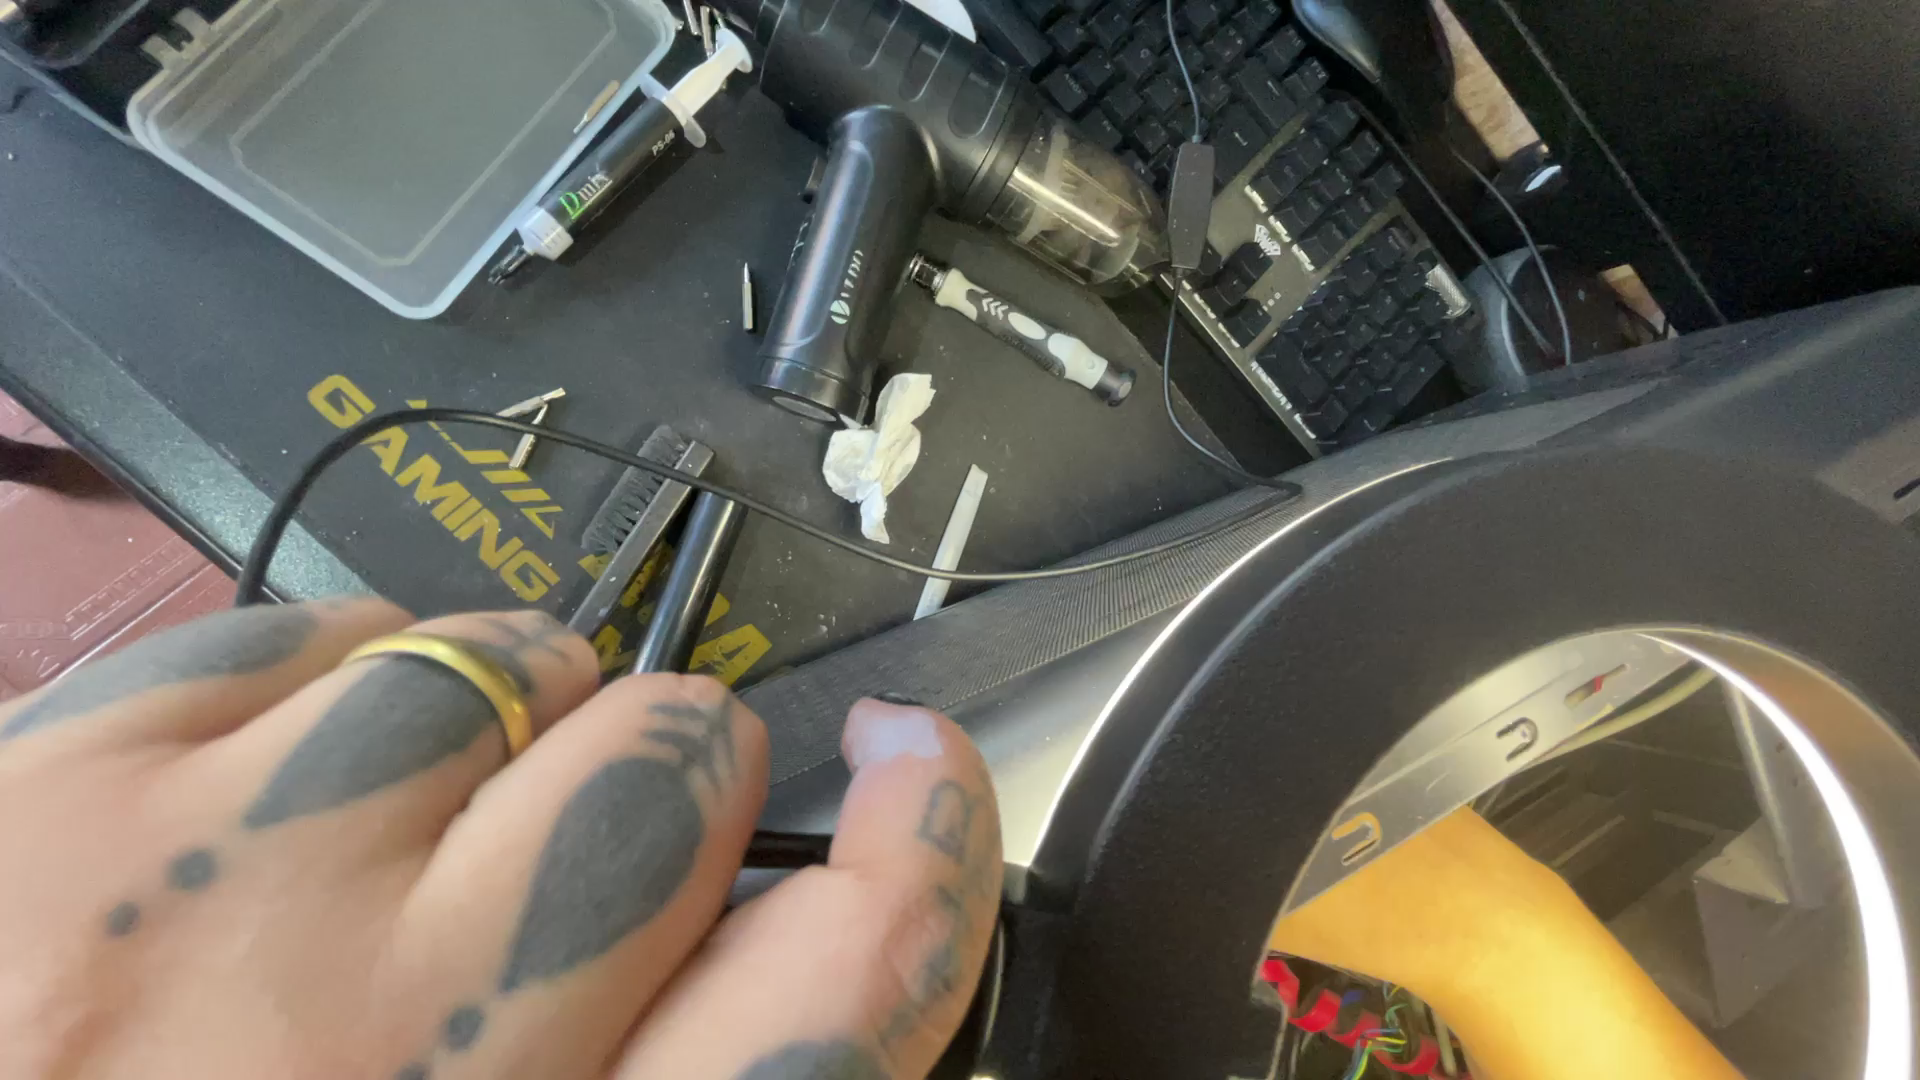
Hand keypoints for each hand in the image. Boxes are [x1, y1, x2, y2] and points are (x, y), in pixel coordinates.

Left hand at [0, 599, 1001, 1079]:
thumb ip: (714, 1056)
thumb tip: (822, 913)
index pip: (861, 971)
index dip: (932, 832)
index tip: (911, 757)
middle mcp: (392, 1077)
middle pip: (682, 774)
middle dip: (690, 758)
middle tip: (622, 813)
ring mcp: (180, 941)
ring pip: (511, 672)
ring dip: (529, 699)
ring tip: (451, 783)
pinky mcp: (15, 822)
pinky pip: (312, 634)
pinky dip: (359, 664)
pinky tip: (299, 763)